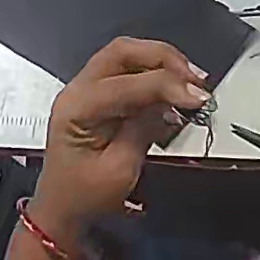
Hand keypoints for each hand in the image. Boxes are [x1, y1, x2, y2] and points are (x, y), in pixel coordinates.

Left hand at [31, 37, 209, 246]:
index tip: (198, 96)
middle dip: (163, 59)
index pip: (124, 83)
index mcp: (77, 108)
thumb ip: (143, 130)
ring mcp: (85, 87)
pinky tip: (174, 89)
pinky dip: (153, 72)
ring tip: (191, 81)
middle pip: (122, 52)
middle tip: (196, 80)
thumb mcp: (120, 170)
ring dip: (161, 61)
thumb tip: (171, 103)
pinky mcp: (97, 93)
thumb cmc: (85, 195)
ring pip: (125, 55)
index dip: (165, 85)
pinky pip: (126, 69)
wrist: (61, 207)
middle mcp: (77, 88)